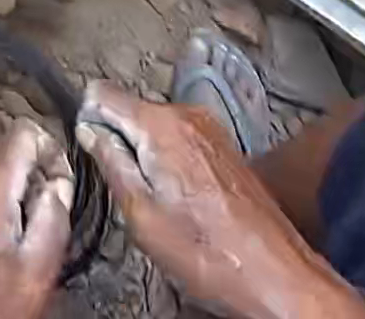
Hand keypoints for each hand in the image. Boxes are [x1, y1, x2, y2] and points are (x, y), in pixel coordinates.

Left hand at [0, 118, 72, 318]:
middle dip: (37, 165)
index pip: (25, 130)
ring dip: (18, 178)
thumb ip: (55, 214)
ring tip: (29, 218)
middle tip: (50, 204)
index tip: (62, 183)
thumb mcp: (39, 265)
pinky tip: (4, 224)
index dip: (51, 150)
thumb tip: (59, 184)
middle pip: (10, 142)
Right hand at [75, 82, 364, 318]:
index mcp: (158, 124)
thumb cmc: (207, 252)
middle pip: (129, 108)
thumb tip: (88, 129)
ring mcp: (206, 123)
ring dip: (145, 148)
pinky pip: (178, 132)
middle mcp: (183, 112)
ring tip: (159, 196)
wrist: (276, 273)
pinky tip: (181, 194)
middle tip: (128, 185)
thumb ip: (110, 161)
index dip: (87, 115)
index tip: (90, 145)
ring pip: (153, 123)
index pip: (102, 92)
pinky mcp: (221, 139)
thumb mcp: (141, 214)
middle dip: (120, 138)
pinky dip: (169, 153)